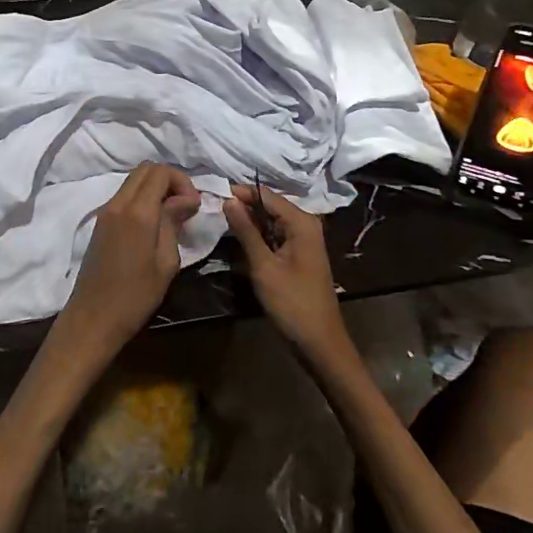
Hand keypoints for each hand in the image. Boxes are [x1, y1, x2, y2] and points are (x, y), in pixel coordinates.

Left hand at [58, 164, 201, 357]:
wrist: (93, 319)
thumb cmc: (135, 296)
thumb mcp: (166, 262)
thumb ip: (173, 222)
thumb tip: (186, 198)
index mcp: (137, 212)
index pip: (160, 172)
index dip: (182, 182)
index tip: (194, 206)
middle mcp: (118, 203)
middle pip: (145, 168)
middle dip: (169, 179)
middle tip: (184, 205)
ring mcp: (106, 211)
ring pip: (133, 180)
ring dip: (155, 187)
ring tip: (171, 214)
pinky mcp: (101, 222)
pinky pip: (125, 194)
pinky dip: (142, 197)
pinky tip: (154, 223)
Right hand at [225, 185, 353, 366]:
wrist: (319, 341)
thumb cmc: (292, 303)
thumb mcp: (264, 266)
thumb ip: (246, 231)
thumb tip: (229, 200)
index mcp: (301, 222)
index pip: (267, 195)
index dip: (241, 192)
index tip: (214, 191)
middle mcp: (306, 225)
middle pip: (270, 206)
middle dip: (244, 206)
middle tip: (213, 206)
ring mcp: (304, 240)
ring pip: (272, 222)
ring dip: (250, 221)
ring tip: (221, 220)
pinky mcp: (300, 255)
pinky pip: (276, 236)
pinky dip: (259, 236)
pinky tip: (240, 240)